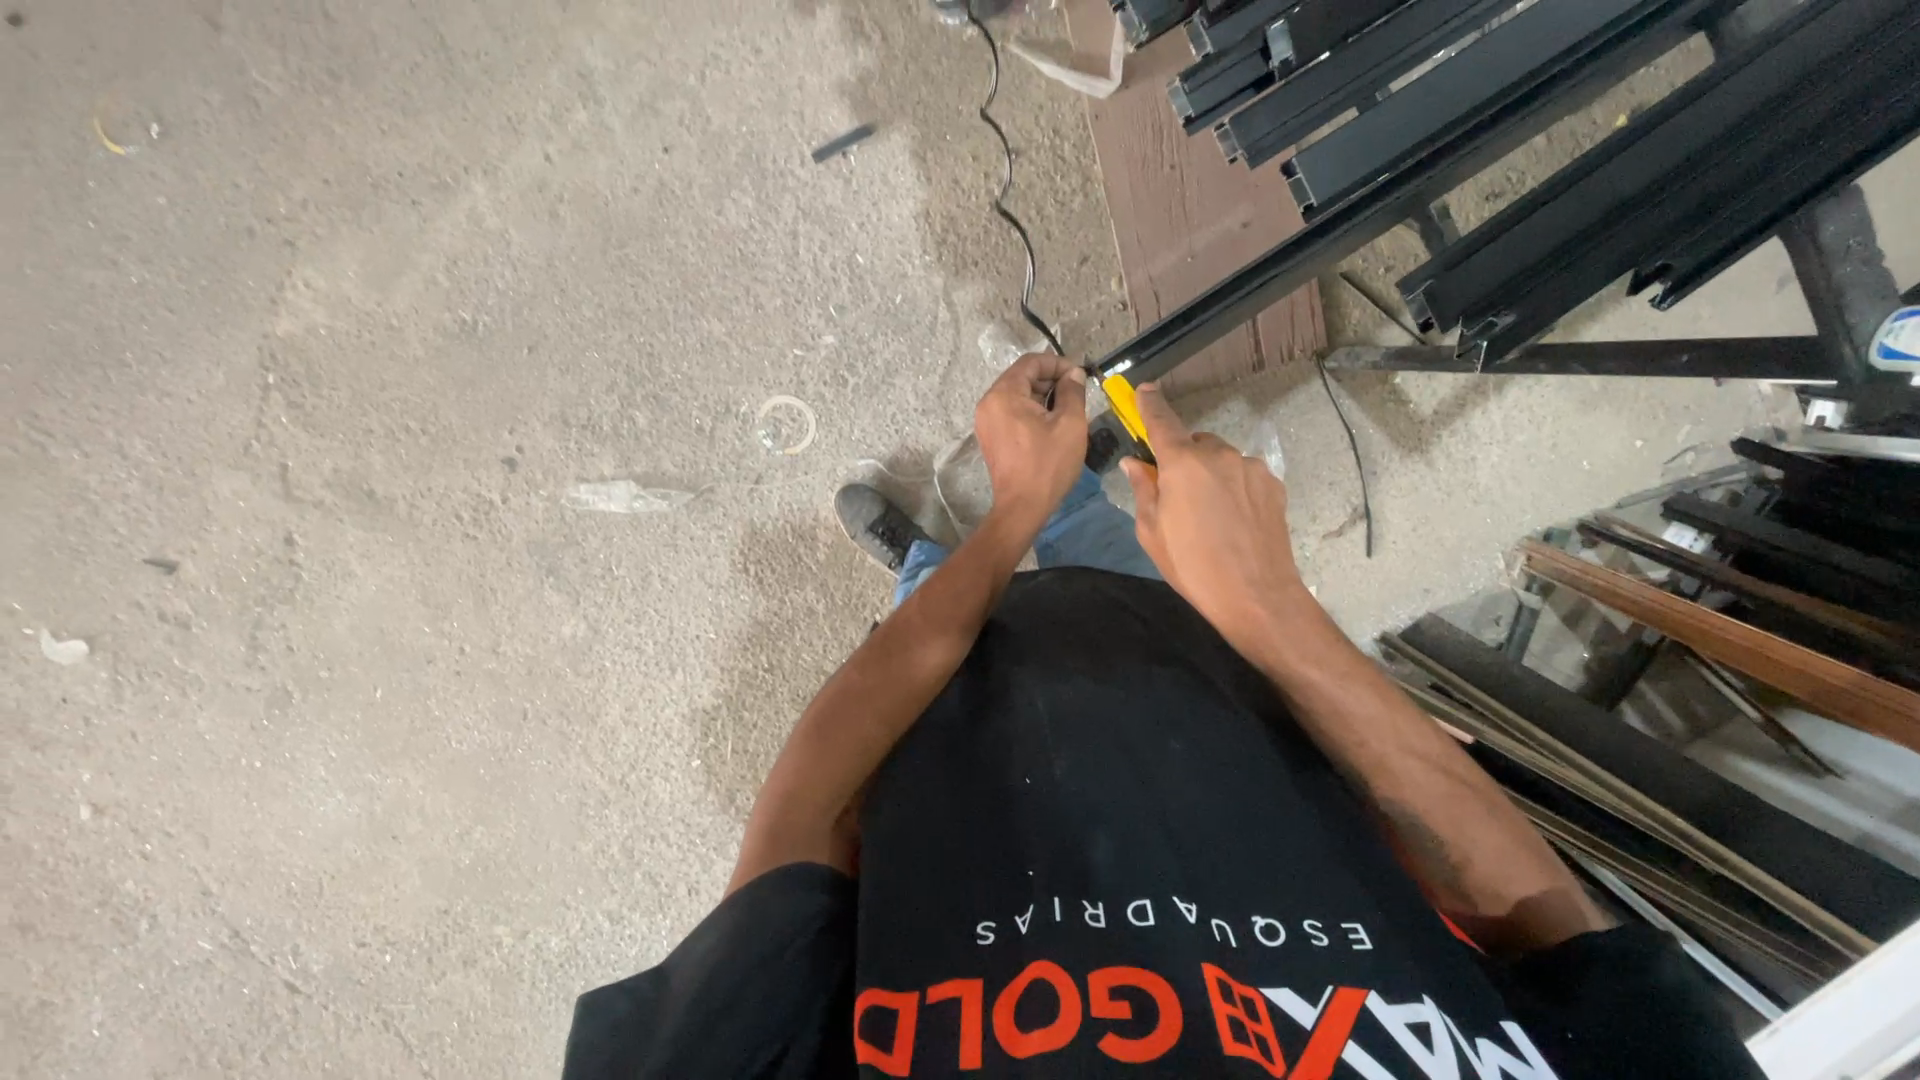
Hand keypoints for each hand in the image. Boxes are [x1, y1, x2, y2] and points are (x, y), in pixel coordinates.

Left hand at [974, 353, 1088, 526]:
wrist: (1022, 506)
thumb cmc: (1048, 464)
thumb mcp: (1070, 423)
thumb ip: (1072, 392)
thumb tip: (1073, 374)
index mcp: (1003, 394)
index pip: (1030, 362)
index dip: (1058, 363)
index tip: (1079, 376)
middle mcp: (988, 403)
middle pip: (1021, 377)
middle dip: (1050, 380)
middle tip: (1076, 393)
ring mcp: (986, 421)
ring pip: (1017, 395)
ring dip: (1043, 396)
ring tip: (1067, 410)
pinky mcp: (990, 437)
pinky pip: (1011, 412)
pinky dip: (1031, 411)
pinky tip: (1050, 424)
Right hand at [1119, 383, 1311, 650]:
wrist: (1256, 594)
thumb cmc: (1193, 566)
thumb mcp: (1152, 532)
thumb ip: (1144, 490)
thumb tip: (1136, 464)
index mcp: (1183, 464)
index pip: (1161, 421)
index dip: (1149, 404)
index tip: (1144, 390)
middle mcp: (1219, 455)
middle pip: (1194, 443)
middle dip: (1183, 460)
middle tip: (1177, 497)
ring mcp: (1251, 467)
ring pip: (1221, 459)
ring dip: (1210, 475)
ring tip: (1209, 516)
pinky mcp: (1272, 484)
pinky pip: (1243, 475)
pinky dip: (1233, 487)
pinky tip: (1233, 520)